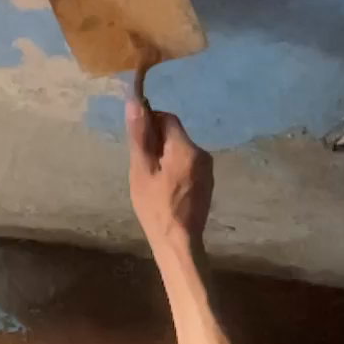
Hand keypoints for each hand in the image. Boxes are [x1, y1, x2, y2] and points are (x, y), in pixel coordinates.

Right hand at [126, 76, 212, 258]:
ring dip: (165, 157)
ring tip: (152, 180)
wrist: (178, 241)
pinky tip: (166, 189)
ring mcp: (208, 170)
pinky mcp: (207, 183)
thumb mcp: (141, 170)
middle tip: (142, 166)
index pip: (167, 118)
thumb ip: (139, 136)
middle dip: (157, 143)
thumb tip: (135, 102)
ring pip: (181, 150)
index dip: (149, 123)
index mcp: (186, 148)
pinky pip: (188, 165)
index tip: (137, 142)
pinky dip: (175, 169)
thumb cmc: (155, 206)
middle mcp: (202, 153)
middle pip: (175, 135)